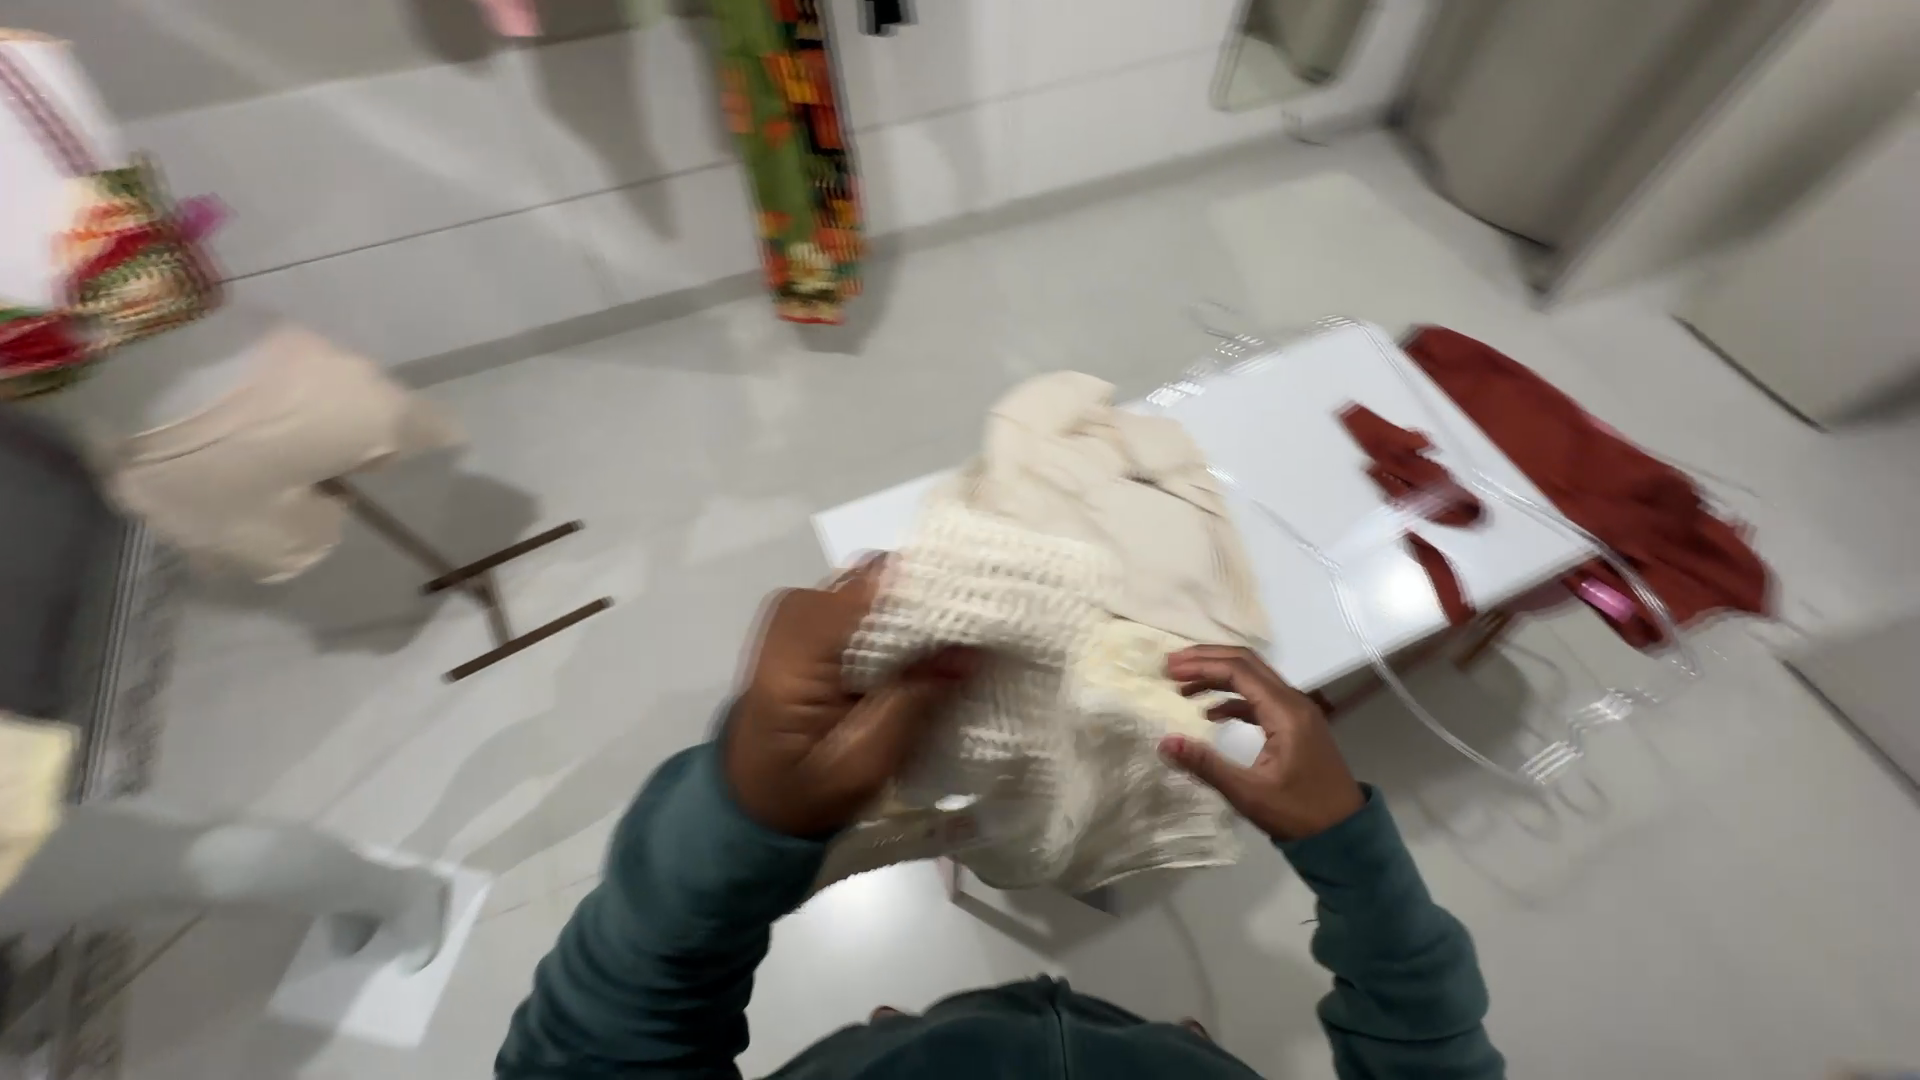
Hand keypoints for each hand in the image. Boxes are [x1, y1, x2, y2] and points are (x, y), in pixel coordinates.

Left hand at [726, 557, 979, 837]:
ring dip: (912, 616)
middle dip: (926, 606)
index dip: (930, 596)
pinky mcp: (807, 621)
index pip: (875, 586)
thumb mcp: (865, 764)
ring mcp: (800, 612)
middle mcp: (796, 613)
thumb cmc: (806, 791)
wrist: (755, 800)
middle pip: (879, 580)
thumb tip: (973, 650)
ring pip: (876, 586)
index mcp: (799, 648)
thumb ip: (914, 702)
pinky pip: (863, 601)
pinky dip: (894, 624)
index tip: (977, 619)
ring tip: (947, 651)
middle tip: (968, 643)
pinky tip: (916, 655)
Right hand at [1158, 645, 1364, 841]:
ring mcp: (1297, 713)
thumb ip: (1205, 764)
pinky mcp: (1295, 726)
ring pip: (1253, 678)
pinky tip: (1210, 713)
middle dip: (1207, 660)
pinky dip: (1232, 697)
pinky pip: (1259, 698)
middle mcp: (1294, 702)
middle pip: (1246, 663)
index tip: (1169, 669)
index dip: (1200, 665)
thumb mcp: (1248, 793)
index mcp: (1285, 712)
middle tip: (1171, 666)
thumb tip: (1165, 741)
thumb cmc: (1299, 814)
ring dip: (1218, 676)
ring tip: (1183, 687)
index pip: (1238, 670)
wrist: (1346, 838)